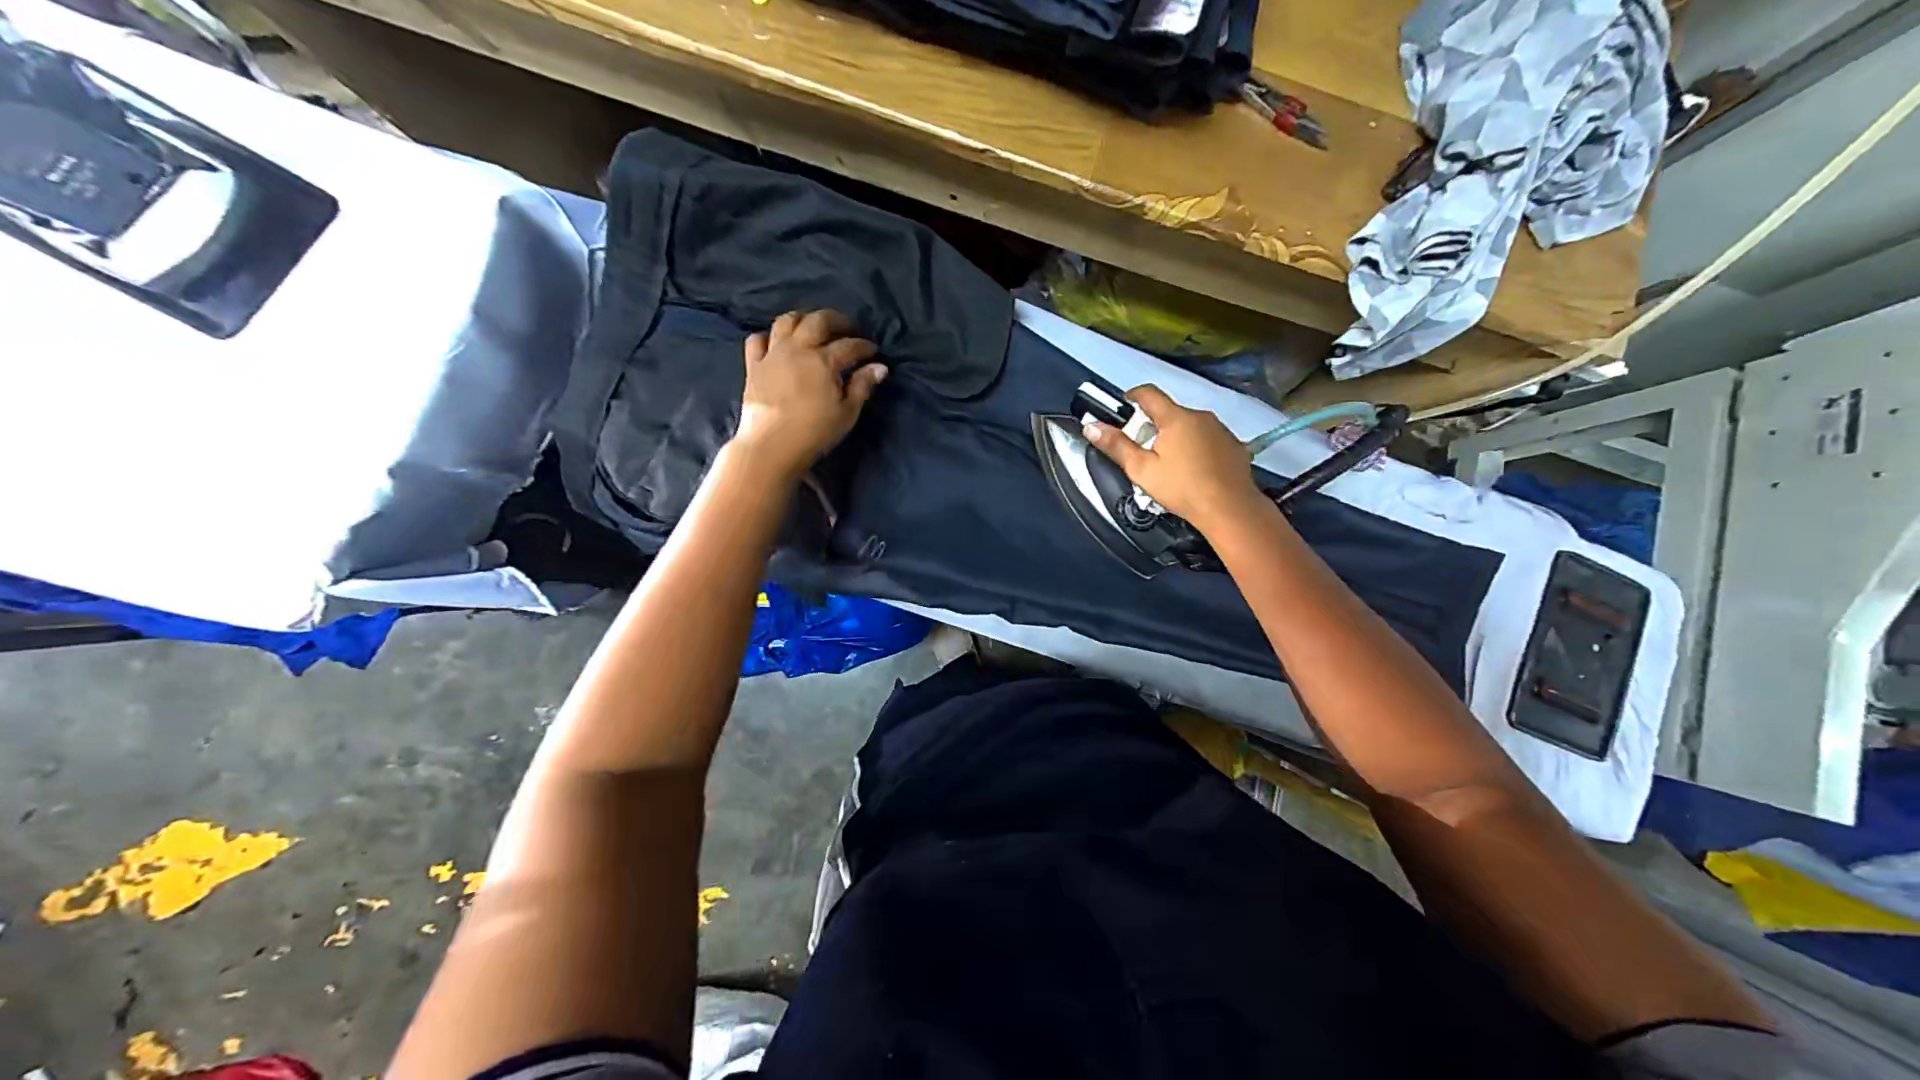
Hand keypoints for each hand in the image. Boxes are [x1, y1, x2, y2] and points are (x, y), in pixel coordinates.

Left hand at [733, 310, 887, 477]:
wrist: (771, 446)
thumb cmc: (814, 433)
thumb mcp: (846, 413)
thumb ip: (862, 386)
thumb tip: (879, 367)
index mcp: (823, 360)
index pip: (849, 345)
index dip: (864, 346)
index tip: (872, 351)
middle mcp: (797, 349)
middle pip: (818, 321)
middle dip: (837, 320)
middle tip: (847, 328)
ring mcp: (772, 354)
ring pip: (786, 321)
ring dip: (803, 318)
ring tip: (812, 326)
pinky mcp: (753, 366)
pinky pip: (757, 340)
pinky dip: (768, 336)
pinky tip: (776, 343)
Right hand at [1083, 384, 1264, 531]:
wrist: (1230, 509)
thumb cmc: (1182, 488)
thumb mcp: (1142, 470)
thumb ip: (1116, 446)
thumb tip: (1091, 427)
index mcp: (1175, 418)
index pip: (1148, 393)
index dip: (1131, 396)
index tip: (1121, 408)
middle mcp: (1200, 416)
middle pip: (1169, 412)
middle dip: (1153, 425)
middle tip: (1142, 449)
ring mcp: (1220, 429)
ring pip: (1190, 425)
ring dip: (1176, 436)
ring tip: (1169, 464)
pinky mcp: (1234, 445)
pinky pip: (1208, 438)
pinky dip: (1197, 447)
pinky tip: (1194, 470)